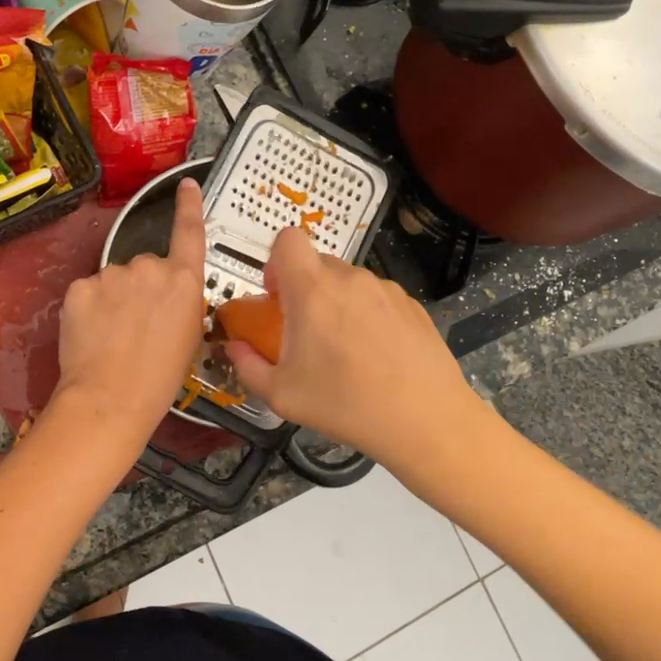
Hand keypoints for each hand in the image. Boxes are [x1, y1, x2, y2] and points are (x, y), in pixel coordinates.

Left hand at [52, 178, 206, 444]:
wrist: (110, 398)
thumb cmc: (160, 379)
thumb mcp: (188, 337)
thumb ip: (180, 302)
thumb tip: (166, 295)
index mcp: (184, 281)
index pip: (189, 232)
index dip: (189, 206)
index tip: (186, 184)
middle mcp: (150, 267)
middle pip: (145, 267)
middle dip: (141, 289)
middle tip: (138, 327)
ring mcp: (112, 275)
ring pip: (114, 281)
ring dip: (113, 300)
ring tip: (113, 338)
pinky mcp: (80, 287)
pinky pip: (88, 292)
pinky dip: (88, 309)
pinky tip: (90, 336)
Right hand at [225, 227, 499, 466]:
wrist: (426, 420)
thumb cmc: (345, 405)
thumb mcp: (281, 395)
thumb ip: (247, 365)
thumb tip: (234, 347)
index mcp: (312, 290)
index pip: (287, 240)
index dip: (276, 262)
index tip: (277, 297)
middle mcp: (349, 279)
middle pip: (317, 263)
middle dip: (304, 289)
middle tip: (305, 333)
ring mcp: (386, 289)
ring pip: (349, 282)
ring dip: (337, 304)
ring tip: (345, 350)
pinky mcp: (412, 305)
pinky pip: (378, 298)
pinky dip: (368, 316)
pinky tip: (377, 357)